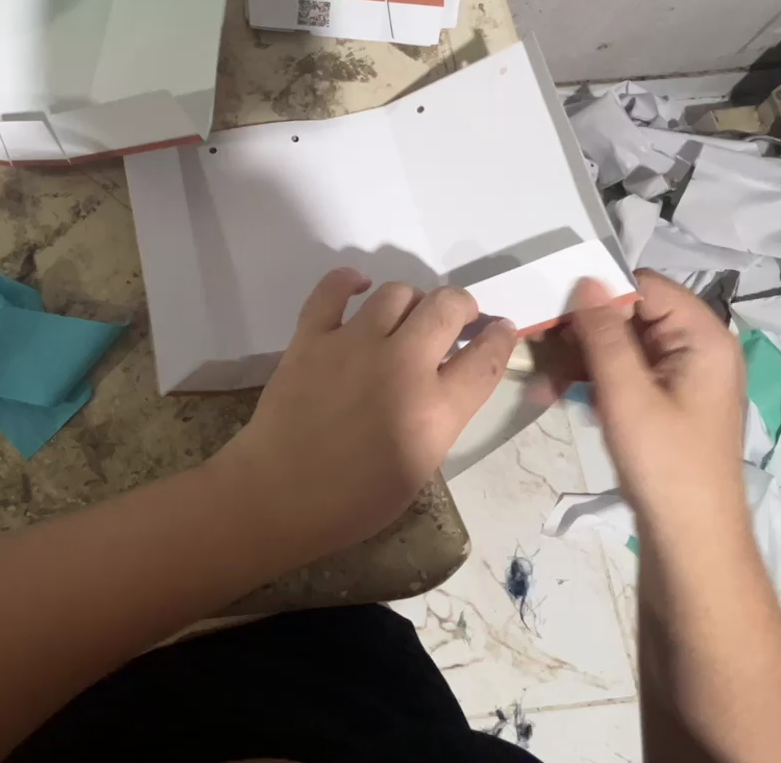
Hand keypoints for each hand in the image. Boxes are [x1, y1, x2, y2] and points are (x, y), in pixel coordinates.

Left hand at [213, 268, 520, 554]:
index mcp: (436, 410)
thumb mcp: (419, 465)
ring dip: (411, 299)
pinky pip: (332, 290)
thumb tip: (442, 378)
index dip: (501, 337)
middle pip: (447, 306)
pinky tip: (357, 285)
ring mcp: (353, 344)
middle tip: (454, 318)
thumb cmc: (353, 500)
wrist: (279, 493)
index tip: (501, 329)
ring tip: (406, 314)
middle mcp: (401, 365)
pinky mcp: (311, 336)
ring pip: (396, 292)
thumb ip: (439, 416)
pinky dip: (347, 280)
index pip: (486, 357)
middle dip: (460, 306)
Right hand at [566, 270, 747, 532]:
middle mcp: (695, 347)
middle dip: (580, 329)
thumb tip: (585, 278)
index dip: (597, 292)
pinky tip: (556, 393)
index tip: (552, 310)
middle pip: (628, 313)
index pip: (644, 286)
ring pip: (617, 341)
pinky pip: (620, 368)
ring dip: (578, 356)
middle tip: (540, 348)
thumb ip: (604, 332)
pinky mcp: (663, 396)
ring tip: (543, 379)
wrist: (689, 536)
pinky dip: (589, 376)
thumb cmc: (664, 461)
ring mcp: (679, 372)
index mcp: (702, 337)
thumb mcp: (626, 393)